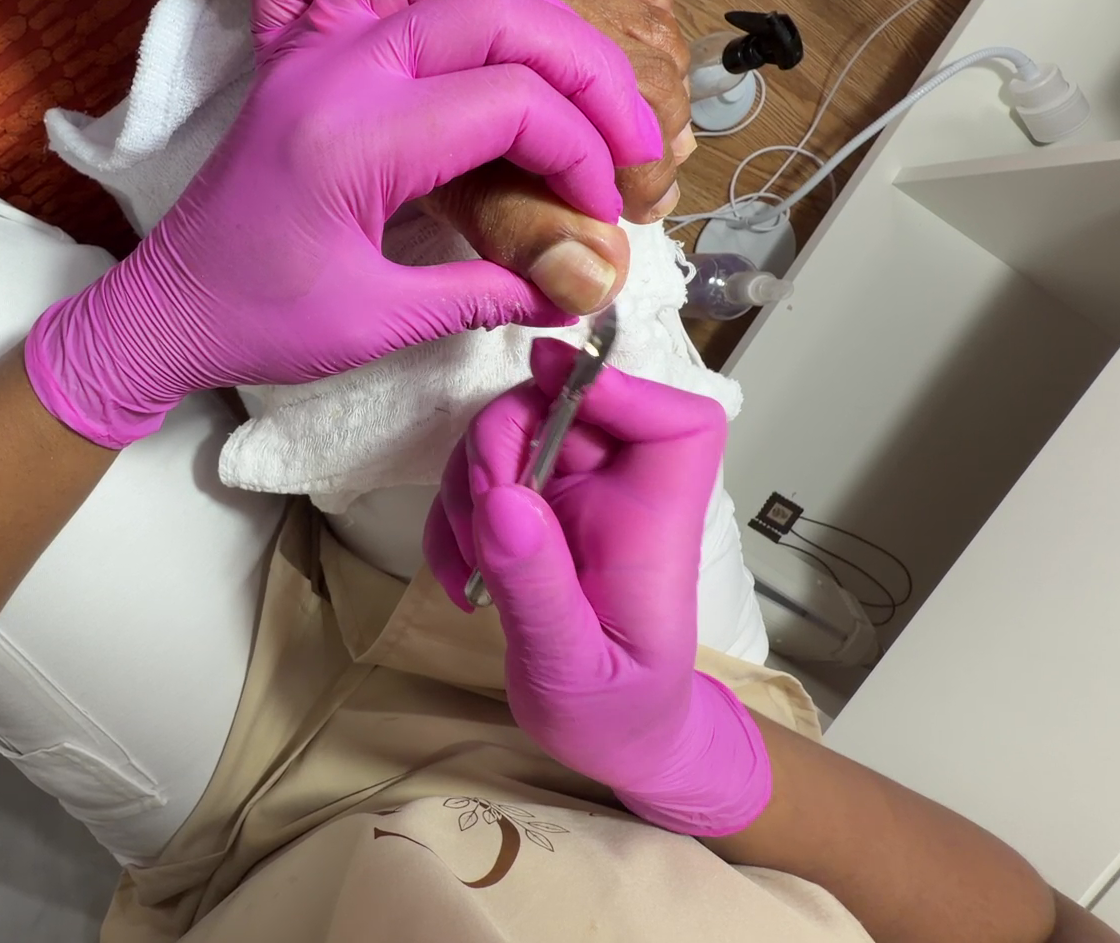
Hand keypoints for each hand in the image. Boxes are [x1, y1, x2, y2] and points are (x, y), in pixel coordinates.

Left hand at [109, 0, 694, 313]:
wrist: (165, 317)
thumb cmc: (258, 325)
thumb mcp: (378, 321)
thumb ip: (483, 291)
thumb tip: (577, 283)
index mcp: (356, 141)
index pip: (512, 102)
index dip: (582, 150)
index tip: (602, 205)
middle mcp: (330, 75)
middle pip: (491, 14)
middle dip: (580, 67)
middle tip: (622, 130)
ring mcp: (301, 60)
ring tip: (557, 53)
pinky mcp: (282, 67)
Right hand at [422, 339, 768, 835]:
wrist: (608, 739)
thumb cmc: (619, 713)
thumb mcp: (575, 668)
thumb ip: (539, 591)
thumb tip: (502, 501)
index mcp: (651, 521)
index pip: (671, 424)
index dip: (617, 385)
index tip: (547, 380)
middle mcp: (609, 495)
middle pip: (556, 410)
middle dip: (499, 446)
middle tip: (479, 517)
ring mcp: (561, 501)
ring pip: (502, 440)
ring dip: (463, 493)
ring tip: (472, 574)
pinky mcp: (521, 516)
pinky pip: (473, 485)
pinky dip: (448, 525)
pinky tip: (460, 582)